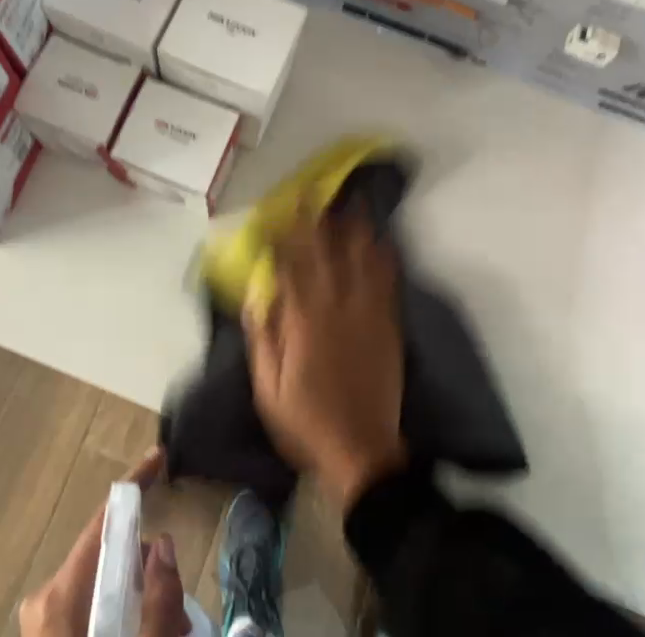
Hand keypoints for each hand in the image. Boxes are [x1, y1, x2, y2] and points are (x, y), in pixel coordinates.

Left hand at [18, 449, 189, 636]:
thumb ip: (158, 603)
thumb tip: (164, 541)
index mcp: (60, 597)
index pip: (101, 524)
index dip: (132, 486)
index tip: (157, 454)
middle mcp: (45, 597)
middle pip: (108, 556)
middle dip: (148, 568)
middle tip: (181, 609)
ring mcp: (42, 619)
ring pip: (103, 583)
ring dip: (139, 596)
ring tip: (170, 627)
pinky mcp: (48, 634)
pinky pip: (92, 606)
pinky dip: (122, 613)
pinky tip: (144, 630)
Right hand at [245, 202, 406, 509]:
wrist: (363, 451)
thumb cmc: (306, 422)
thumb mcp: (268, 388)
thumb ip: (262, 338)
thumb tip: (256, 294)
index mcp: (303, 321)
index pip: (292, 265)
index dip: (284, 235)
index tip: (278, 210)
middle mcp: (337, 308)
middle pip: (327, 254)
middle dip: (318, 221)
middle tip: (314, 193)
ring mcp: (367, 316)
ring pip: (361, 261)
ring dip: (354, 230)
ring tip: (351, 204)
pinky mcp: (388, 327)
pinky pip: (387, 283)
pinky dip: (384, 258)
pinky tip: (382, 242)